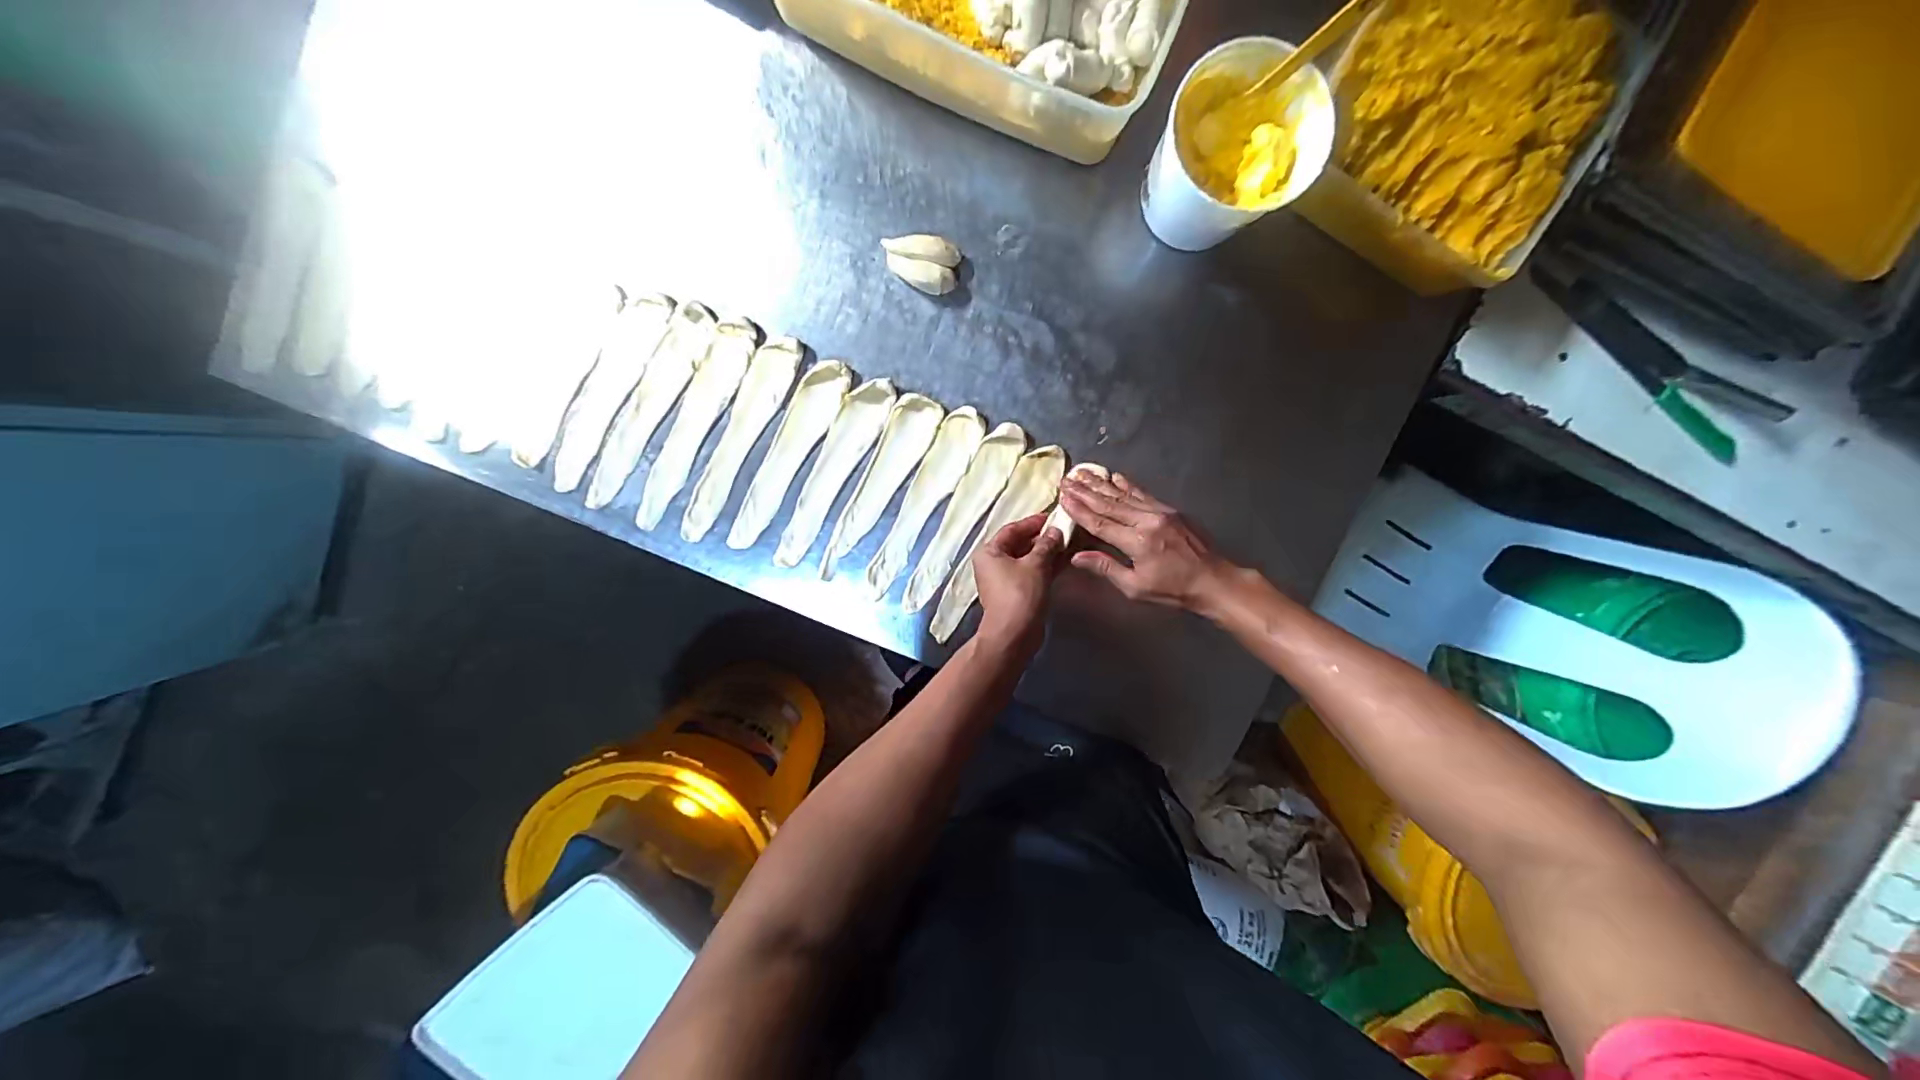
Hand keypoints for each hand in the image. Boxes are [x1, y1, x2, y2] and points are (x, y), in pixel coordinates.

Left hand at [972, 513, 1064, 650]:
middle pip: (1021, 543)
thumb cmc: (1020, 594)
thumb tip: (1056, 531)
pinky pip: (1033, 572)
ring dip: (1048, 552)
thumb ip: (1047, 544)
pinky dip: (1047, 566)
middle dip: (1044, 538)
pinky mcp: (1017, 592)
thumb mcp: (1035, 564)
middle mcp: (994, 563)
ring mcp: (1005, 579)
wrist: (1014, 634)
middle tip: (1066, 530)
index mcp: (990, 552)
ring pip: (1029, 559)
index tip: (1054, 516)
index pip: (1013, 529)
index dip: (1034, 522)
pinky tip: (1066, 560)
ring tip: (1070, 543)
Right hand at [1058, 471, 1231, 611]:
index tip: (1063, 498)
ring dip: (1101, 484)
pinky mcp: (1170, 510)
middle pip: (1109, 504)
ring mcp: (1160, 512)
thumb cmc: (1173, 590)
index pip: (1101, 523)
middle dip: (1085, 492)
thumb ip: (1106, 567)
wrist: (1214, 580)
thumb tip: (1077, 556)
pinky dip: (1126, 484)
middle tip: (1066, 480)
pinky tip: (1113, 476)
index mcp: (1137, 542)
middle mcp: (1147, 521)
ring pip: (1124, 495)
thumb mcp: (1136, 587)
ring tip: (1082, 474)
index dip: (1080, 511)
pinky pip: (1142, 494)